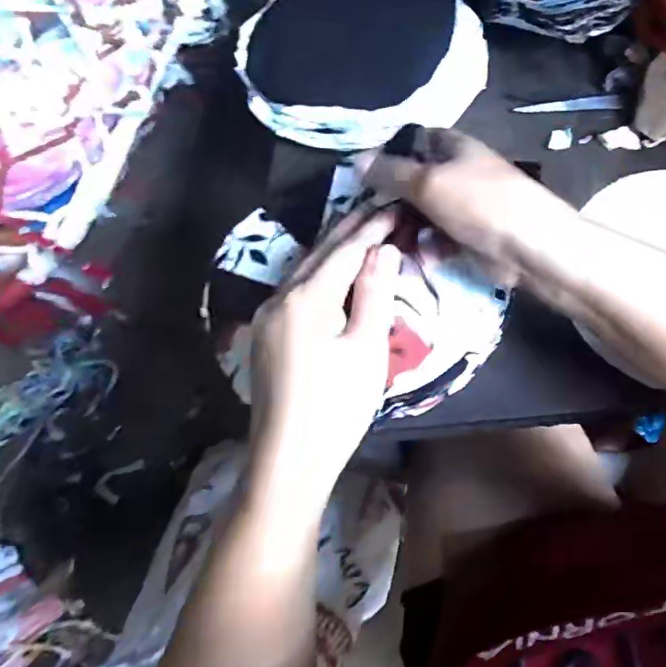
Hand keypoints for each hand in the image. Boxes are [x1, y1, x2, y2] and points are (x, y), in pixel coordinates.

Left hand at [248, 207, 399, 495]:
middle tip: (382, 208)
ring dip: (335, 248)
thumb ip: (375, 293)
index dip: (374, 227)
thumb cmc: (338, 404)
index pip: (346, 250)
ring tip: (363, 229)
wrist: (290, 460)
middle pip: (320, 252)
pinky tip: (335, 271)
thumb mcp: (368, 346)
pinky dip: (322, 272)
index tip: (398, 206)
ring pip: (305, 269)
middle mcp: (279, 298)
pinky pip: (297, 289)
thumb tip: (384, 249)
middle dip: (352, 228)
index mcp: (307, 297)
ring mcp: (268, 318)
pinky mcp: (267, 336)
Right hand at [363, 126, 577, 281]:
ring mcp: (466, 206)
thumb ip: (392, 172)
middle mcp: (459, 172)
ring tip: (388, 244)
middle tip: (367, 219)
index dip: (387, 154)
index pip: (413, 140)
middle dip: (392, 200)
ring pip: (424, 214)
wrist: (531, 246)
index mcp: (454, 147)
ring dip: (406, 228)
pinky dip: (427, 248)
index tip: (359, 176)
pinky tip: (416, 260)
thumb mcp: (428, 182)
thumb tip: (358, 160)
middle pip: (415, 181)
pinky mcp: (471, 237)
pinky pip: (439, 239)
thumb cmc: (480, 203)